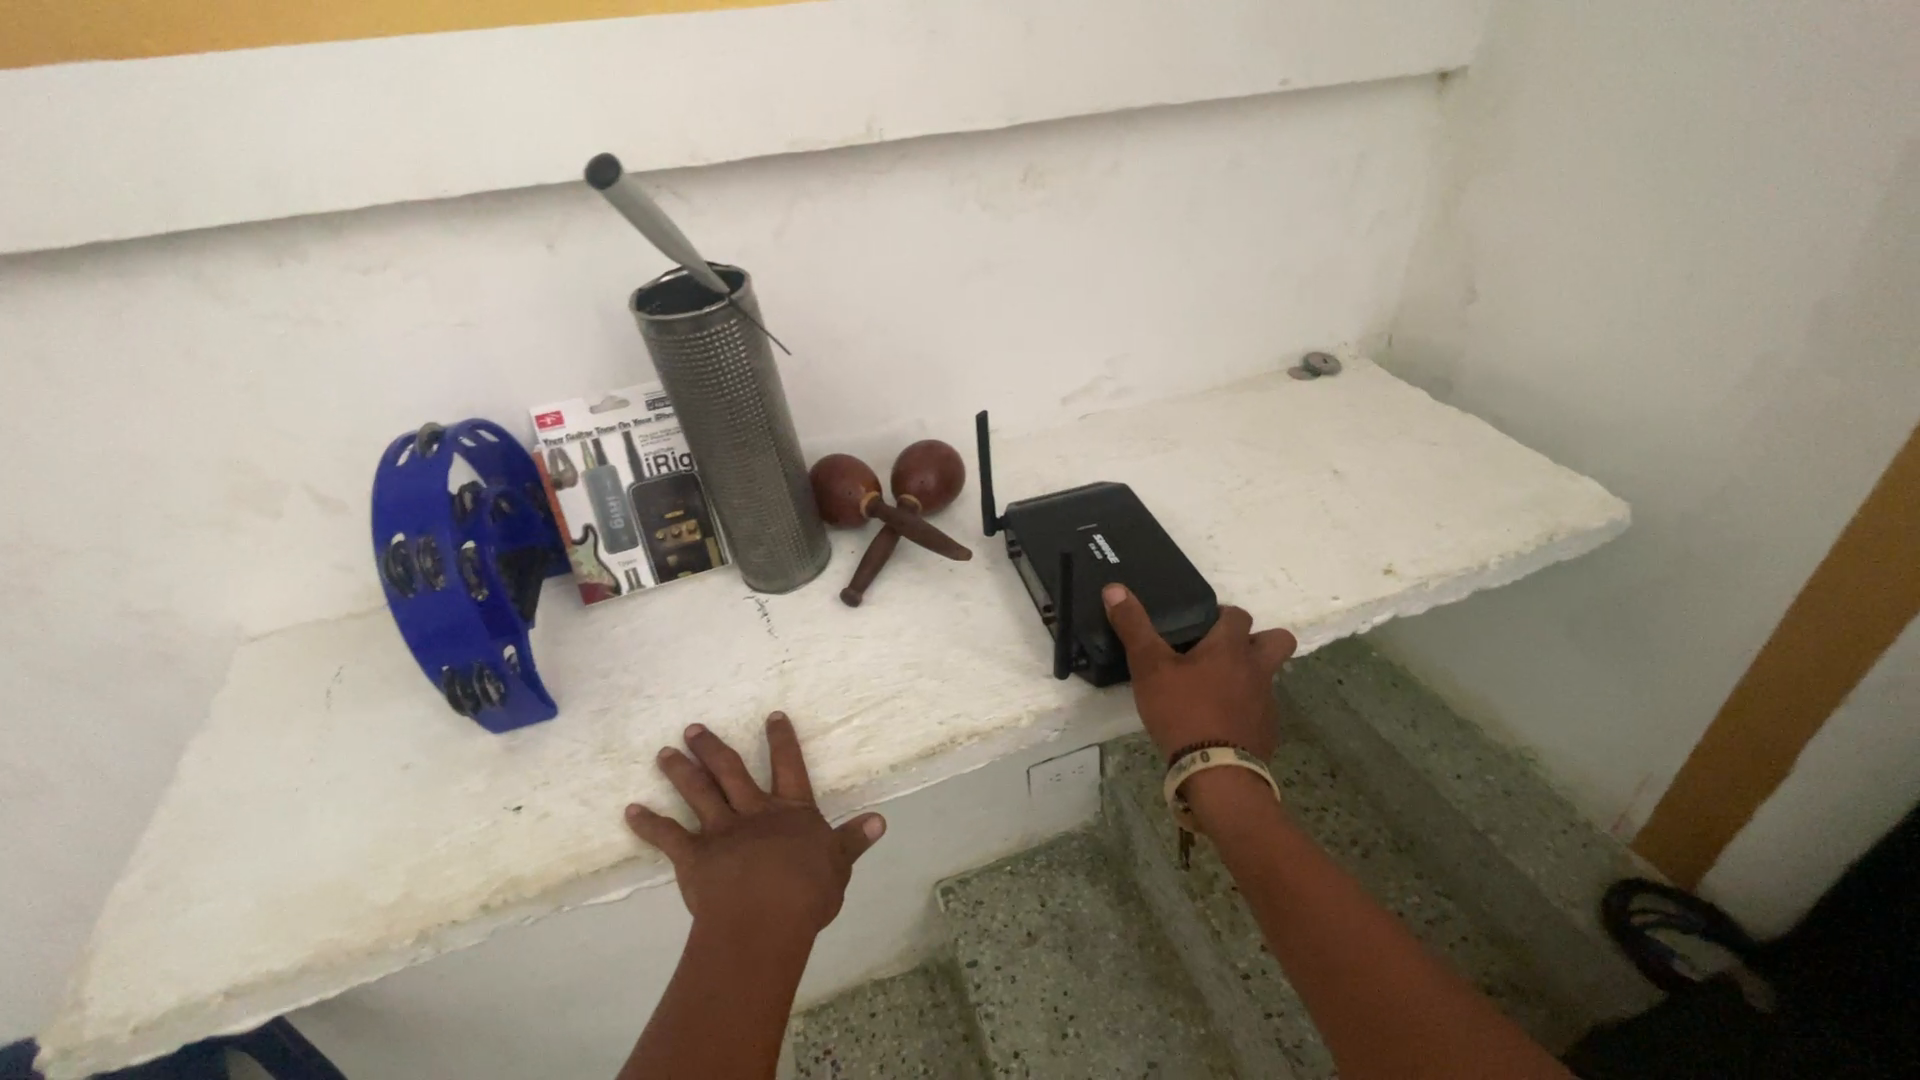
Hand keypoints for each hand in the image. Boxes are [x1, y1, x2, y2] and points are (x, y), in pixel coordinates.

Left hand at [625, 711, 885, 938]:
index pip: (789, 766)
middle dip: (712, 747)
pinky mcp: (695, 856)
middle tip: (692, 727)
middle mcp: (754, 811)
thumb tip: (880, 819)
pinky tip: (630, 811)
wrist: (765, 919)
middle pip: (731, 771)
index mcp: (791, 811)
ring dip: (680, 771)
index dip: (782, 740)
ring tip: (664, 752)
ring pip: (699, 792)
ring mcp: (722, 831)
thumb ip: (854, 840)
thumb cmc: (807, 894)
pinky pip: (668, 836)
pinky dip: (648, 823)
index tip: (773, 715)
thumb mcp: (840, 865)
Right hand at [1103, 584, 1297, 760]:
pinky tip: (1218, 724)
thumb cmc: (1182, 711)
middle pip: (1278, 640)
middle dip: (1258, 639)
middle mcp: (1256, 669)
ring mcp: (1267, 702)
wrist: (1216, 772)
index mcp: (1231, 648)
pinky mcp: (1267, 732)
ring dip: (1248, 677)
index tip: (1201, 625)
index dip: (1221, 615)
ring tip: (1215, 691)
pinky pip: (1260, 711)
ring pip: (1268, 677)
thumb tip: (1114, 588)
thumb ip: (1134, 627)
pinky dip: (1244, 711)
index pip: (1238, 614)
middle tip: (1225, 652)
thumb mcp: (1149, 667)